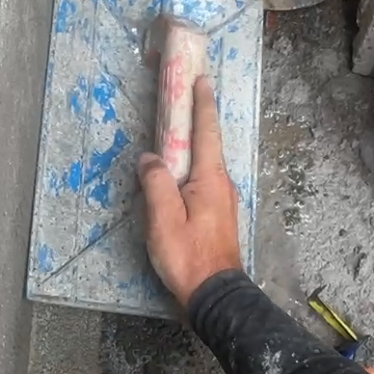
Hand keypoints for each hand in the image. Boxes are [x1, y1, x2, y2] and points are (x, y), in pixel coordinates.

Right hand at [138, 75, 242, 305]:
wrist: (215, 294)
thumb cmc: (188, 257)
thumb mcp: (164, 219)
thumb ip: (156, 183)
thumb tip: (150, 159)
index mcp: (210, 179)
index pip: (206, 132)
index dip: (202, 104)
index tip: (201, 79)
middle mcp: (222, 184)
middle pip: (207, 146)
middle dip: (194, 122)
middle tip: (180, 102)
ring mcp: (223, 201)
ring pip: (204, 166)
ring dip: (190, 148)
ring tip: (172, 138)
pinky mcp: (218, 216)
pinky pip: (202, 183)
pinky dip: (189, 170)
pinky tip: (177, 177)